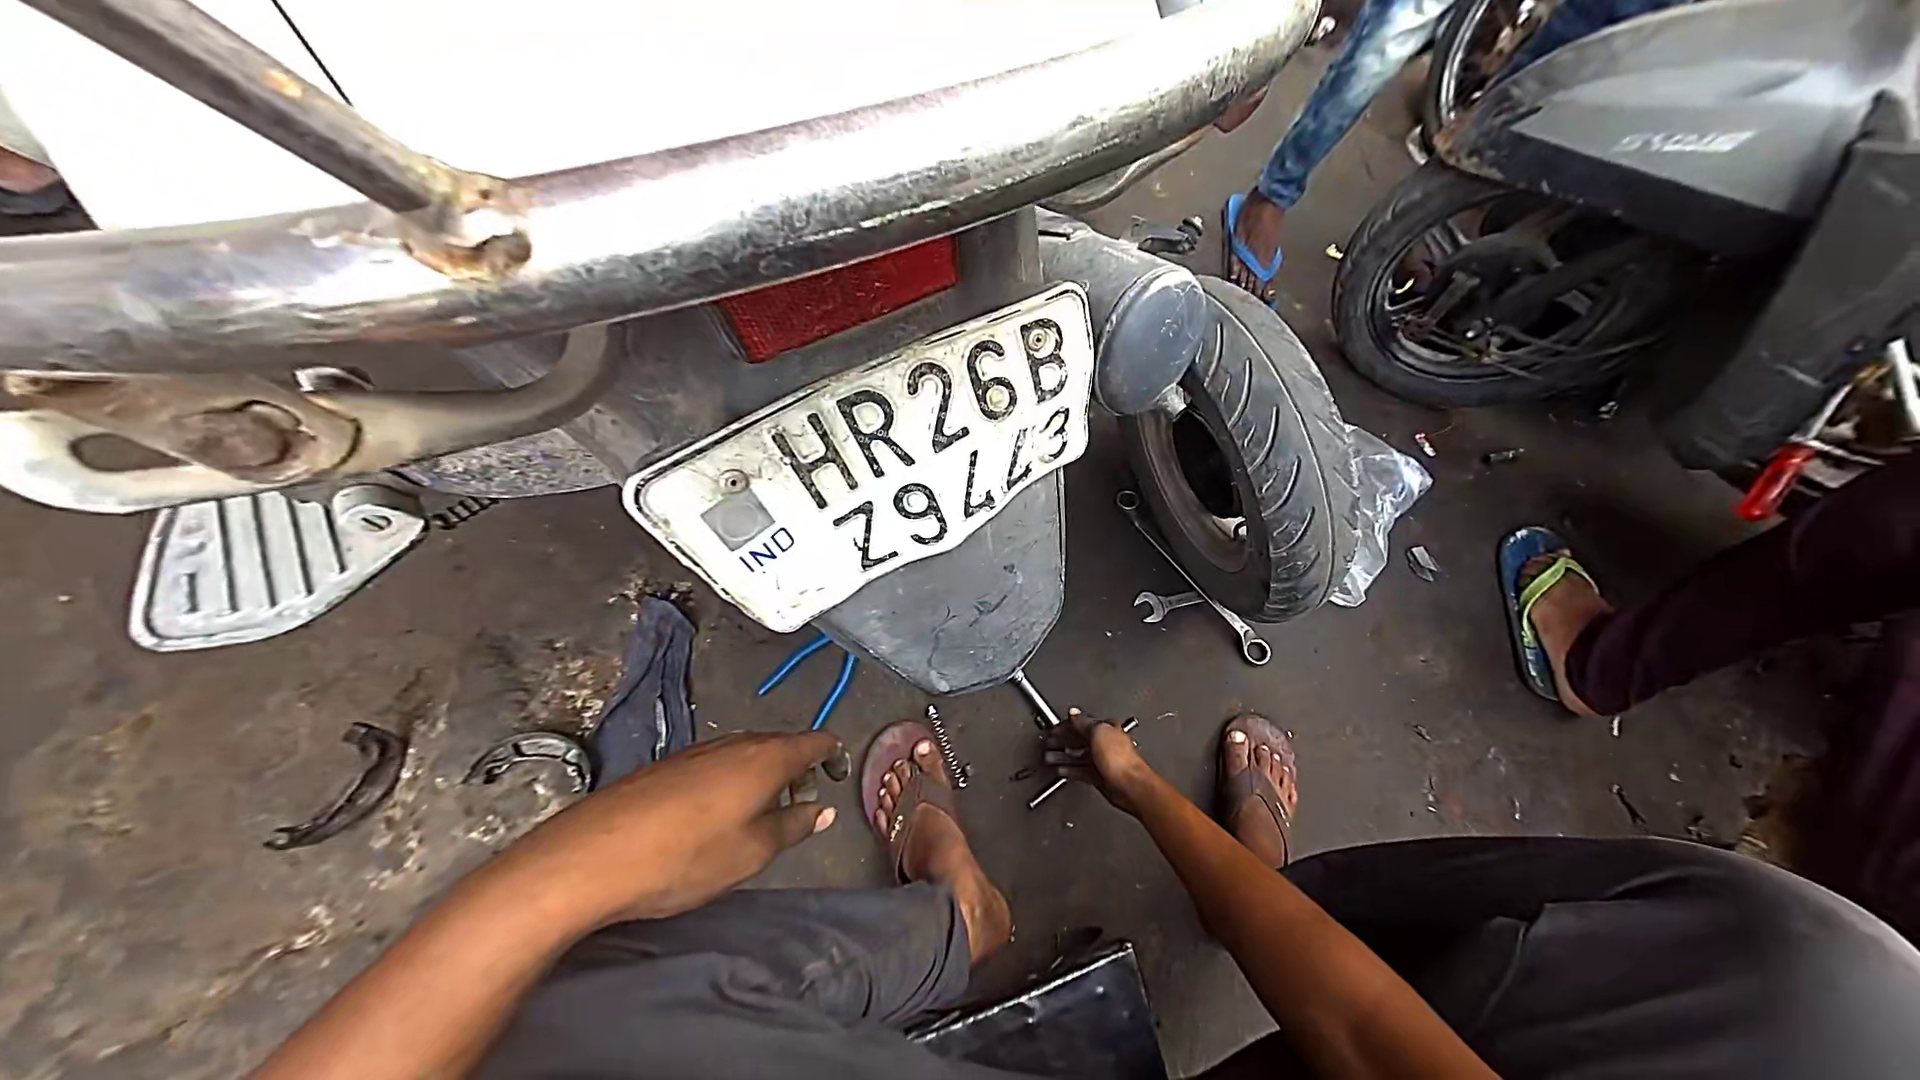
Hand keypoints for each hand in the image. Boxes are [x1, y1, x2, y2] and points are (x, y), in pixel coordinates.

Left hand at [489, 731, 840, 927]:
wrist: (591, 856)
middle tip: (799, 805)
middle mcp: (734, 743)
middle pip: (781, 744)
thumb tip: (822, 810)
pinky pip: (717, 762)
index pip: (814, 741)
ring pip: (747, 752)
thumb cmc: (685, 856)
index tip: (836, 776)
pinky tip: (715, 814)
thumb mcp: (752, 852)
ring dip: (763, 775)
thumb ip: (793, 826)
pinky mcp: (668, 765)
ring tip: (759, 814)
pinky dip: (732, 779)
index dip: (832, 755)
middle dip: (797, 768)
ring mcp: (698, 750)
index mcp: (765, 758)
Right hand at [1047, 709, 1159, 815]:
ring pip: (1077, 756)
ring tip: (1049, 756)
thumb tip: (1073, 713)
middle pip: (1078, 740)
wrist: (1131, 786)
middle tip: (1049, 742)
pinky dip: (1069, 770)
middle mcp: (1105, 744)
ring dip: (1062, 756)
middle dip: (1062, 740)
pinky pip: (1080, 771)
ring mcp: (1102, 761)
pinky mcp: (1099, 777)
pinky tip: (1061, 769)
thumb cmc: (1121, 759)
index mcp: (1107, 729)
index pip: (1082, 723)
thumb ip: (1083, 722)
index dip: (1066, 725)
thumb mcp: (1098, 732)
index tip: (1053, 728)